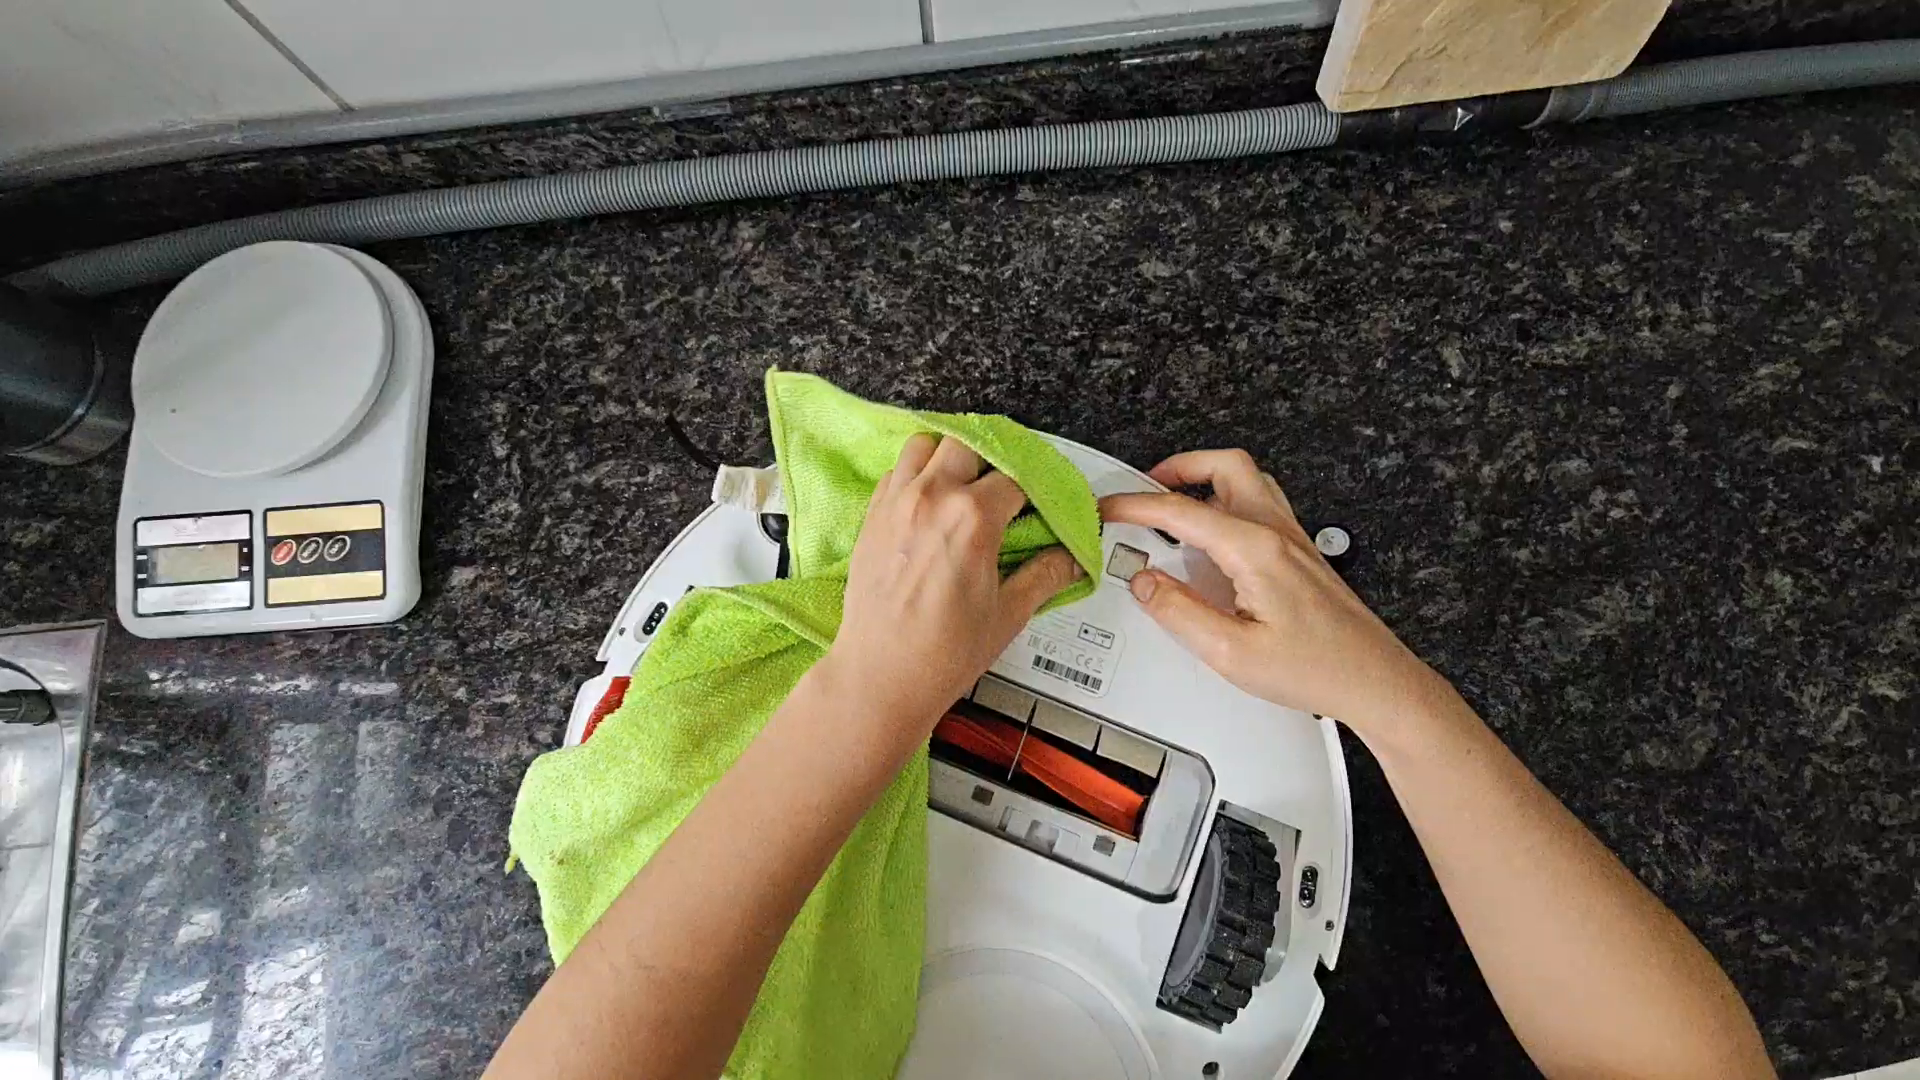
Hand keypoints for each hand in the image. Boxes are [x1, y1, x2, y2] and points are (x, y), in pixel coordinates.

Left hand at [823, 433, 1084, 740]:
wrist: (881, 675)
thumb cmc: (940, 652)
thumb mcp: (1008, 614)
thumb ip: (1045, 575)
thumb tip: (1069, 558)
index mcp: (972, 519)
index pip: (1016, 477)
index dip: (1036, 487)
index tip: (1042, 501)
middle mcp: (931, 498)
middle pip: (970, 444)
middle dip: (992, 461)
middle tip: (1004, 490)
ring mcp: (896, 503)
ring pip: (925, 445)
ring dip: (949, 457)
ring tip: (963, 486)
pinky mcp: (872, 516)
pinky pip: (896, 471)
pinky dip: (915, 474)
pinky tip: (929, 503)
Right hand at [1100, 449, 1439, 735]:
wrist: (1375, 681)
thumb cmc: (1317, 668)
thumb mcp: (1231, 653)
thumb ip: (1178, 612)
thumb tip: (1145, 582)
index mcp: (1255, 549)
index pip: (1181, 511)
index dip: (1135, 505)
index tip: (1109, 509)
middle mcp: (1277, 533)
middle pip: (1226, 465)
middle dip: (1178, 467)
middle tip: (1146, 486)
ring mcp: (1292, 539)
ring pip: (1246, 478)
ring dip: (1205, 479)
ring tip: (1173, 501)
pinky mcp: (1298, 553)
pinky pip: (1258, 504)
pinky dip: (1224, 501)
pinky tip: (1210, 535)